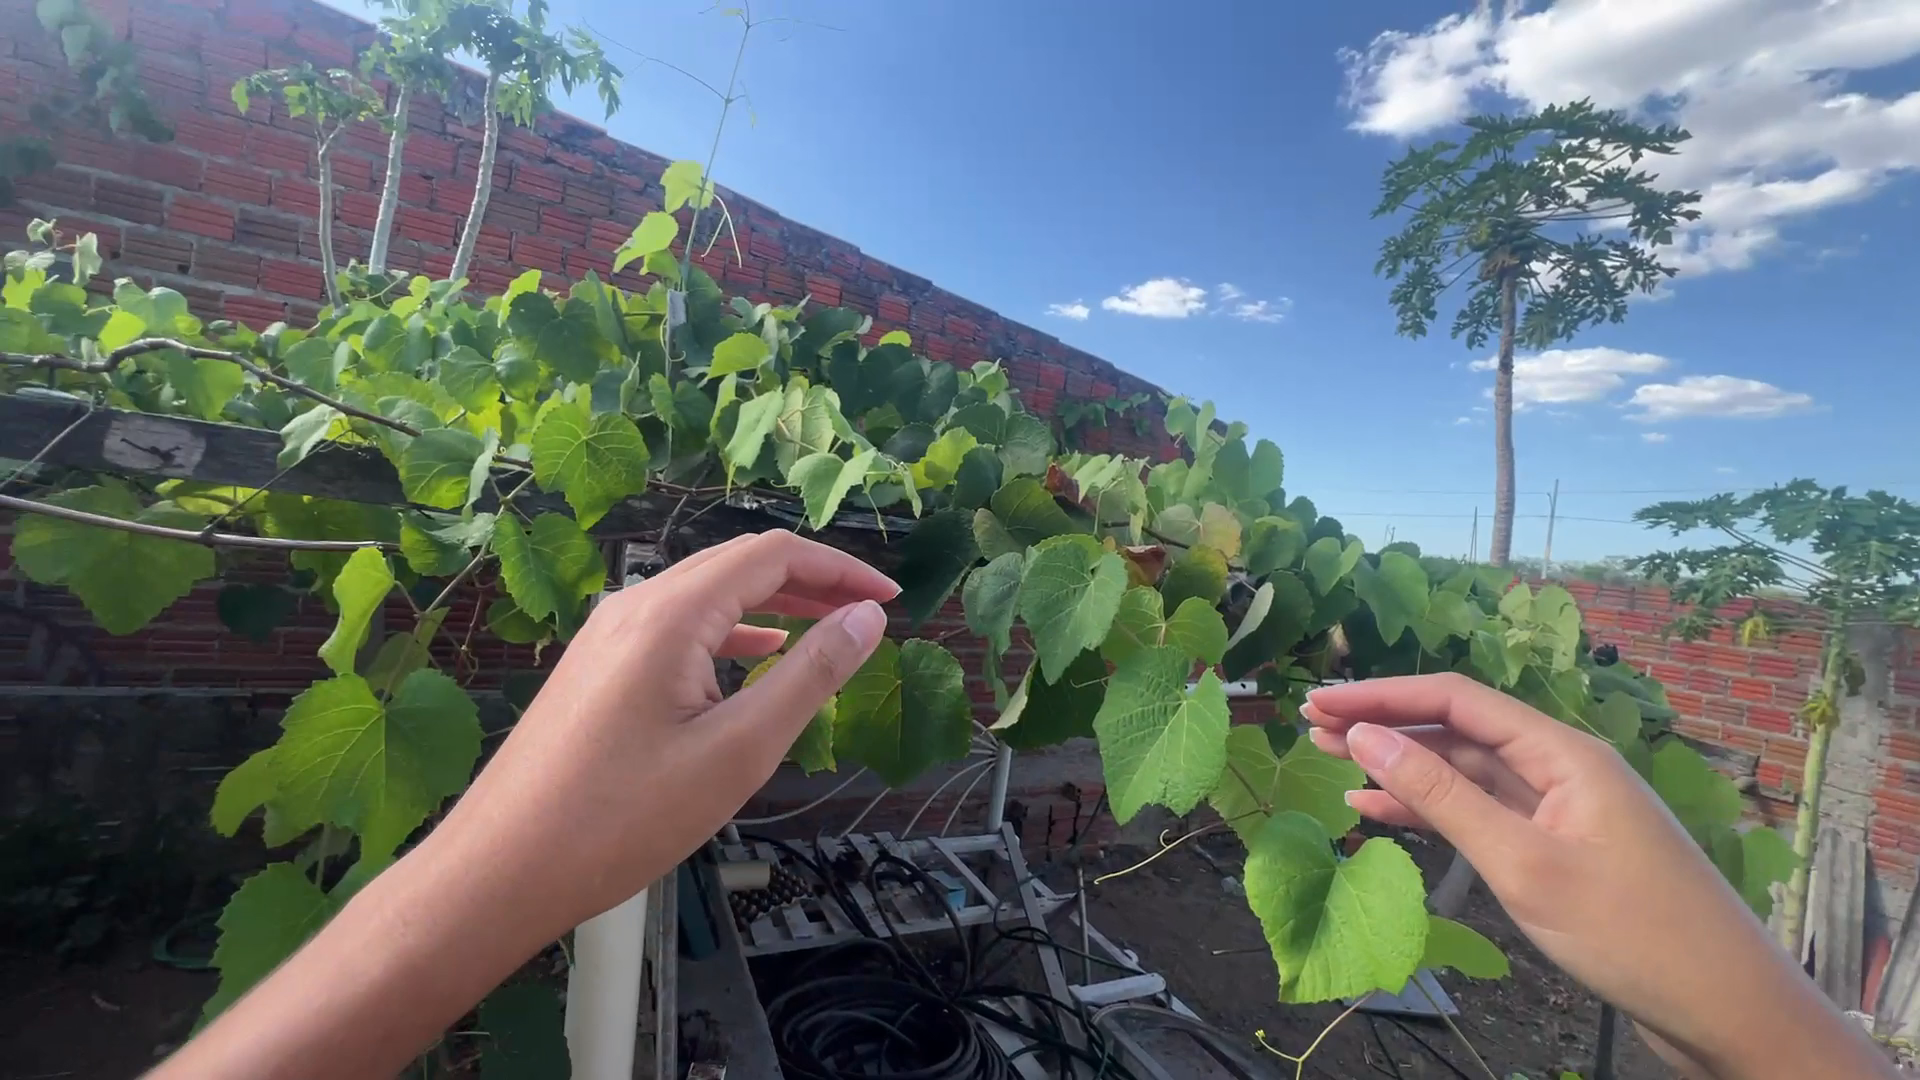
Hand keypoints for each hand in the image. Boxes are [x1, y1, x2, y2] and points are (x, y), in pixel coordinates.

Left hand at [152, 531, 896, 1079]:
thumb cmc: (624, 817)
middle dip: (813, 582)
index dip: (840, 568)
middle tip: (869, 615)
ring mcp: (611, 633)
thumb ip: (811, 674)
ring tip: (828, 628)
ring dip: (776, 605)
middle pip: (741, 566)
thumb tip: (868, 618)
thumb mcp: (739, 749)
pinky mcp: (599, 665)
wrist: (492, 876)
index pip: (774, 555)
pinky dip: (734, 631)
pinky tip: (758, 654)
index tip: (889, 598)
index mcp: (673, 611)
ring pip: (711, 595)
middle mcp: (637, 604)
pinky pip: (682, 626)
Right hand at [1303, 673, 1895, 1079]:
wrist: (1734, 1022)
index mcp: (1559, 751)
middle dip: (1381, 723)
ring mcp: (1551, 804)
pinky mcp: (1548, 841)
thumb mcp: (1520, 861)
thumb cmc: (1631, 934)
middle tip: (1312, 725)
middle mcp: (1554, 765)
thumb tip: (1363, 735)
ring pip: (1457, 768)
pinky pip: (1473, 808)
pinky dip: (1424, 806)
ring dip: (1395, 764)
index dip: (1380, 695)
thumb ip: (1437, 793)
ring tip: (1329, 758)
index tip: (1320, 702)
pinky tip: (1374, 808)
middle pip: (1451, 728)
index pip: (1453, 699)